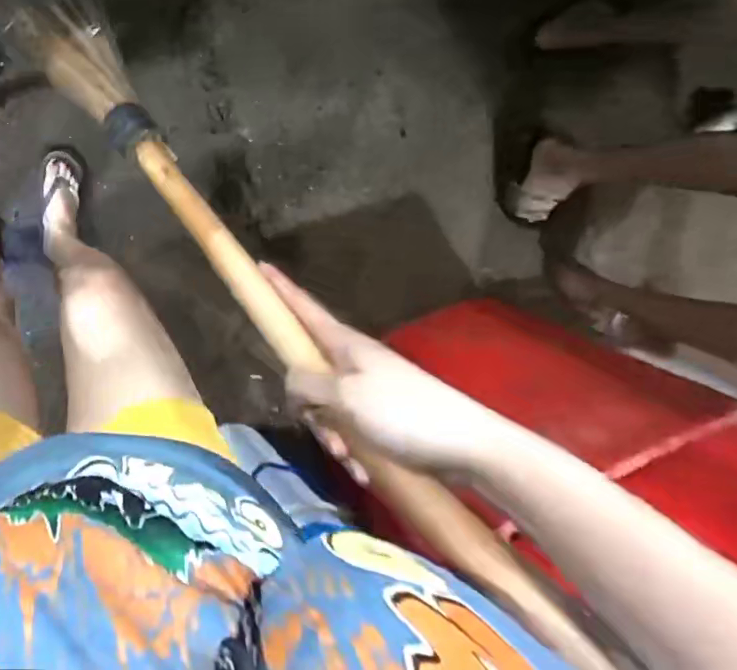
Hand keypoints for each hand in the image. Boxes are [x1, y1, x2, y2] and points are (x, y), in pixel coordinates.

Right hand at [260, 263, 522, 477]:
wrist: (475, 450)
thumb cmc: (406, 413)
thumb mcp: (345, 396)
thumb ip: (306, 384)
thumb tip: (292, 384)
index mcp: (343, 344)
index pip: (302, 307)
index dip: (279, 288)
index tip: (260, 264)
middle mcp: (353, 361)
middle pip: (307, 371)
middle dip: (307, 406)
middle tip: (320, 429)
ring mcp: (369, 389)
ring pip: (326, 406)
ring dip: (332, 435)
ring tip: (351, 459)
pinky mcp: (384, 418)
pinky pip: (350, 429)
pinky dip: (354, 451)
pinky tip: (366, 472)